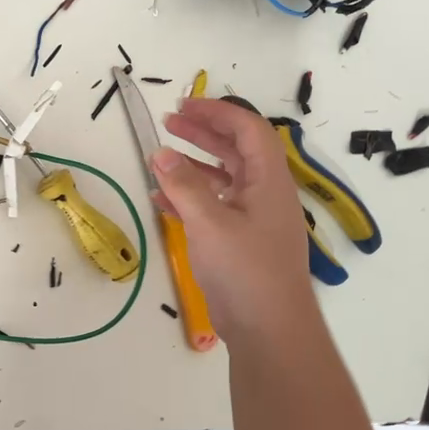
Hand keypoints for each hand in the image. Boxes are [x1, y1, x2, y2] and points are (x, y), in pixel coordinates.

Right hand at [153, 98, 317, 343]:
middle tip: (169, 122)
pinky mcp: (237, 240)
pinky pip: (212, 206)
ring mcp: (252, 217)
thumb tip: (160, 154)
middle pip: (236, 150)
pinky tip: (162, 200)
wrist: (267, 323)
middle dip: (204, 133)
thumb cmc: (245, 269)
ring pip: (223, 178)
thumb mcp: (210, 223)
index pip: (247, 132)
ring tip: (160, 159)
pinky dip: (188, 198)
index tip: (182, 106)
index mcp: (268, 181)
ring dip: (194, 164)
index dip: (217, 114)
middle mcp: (264, 193)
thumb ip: (184, 187)